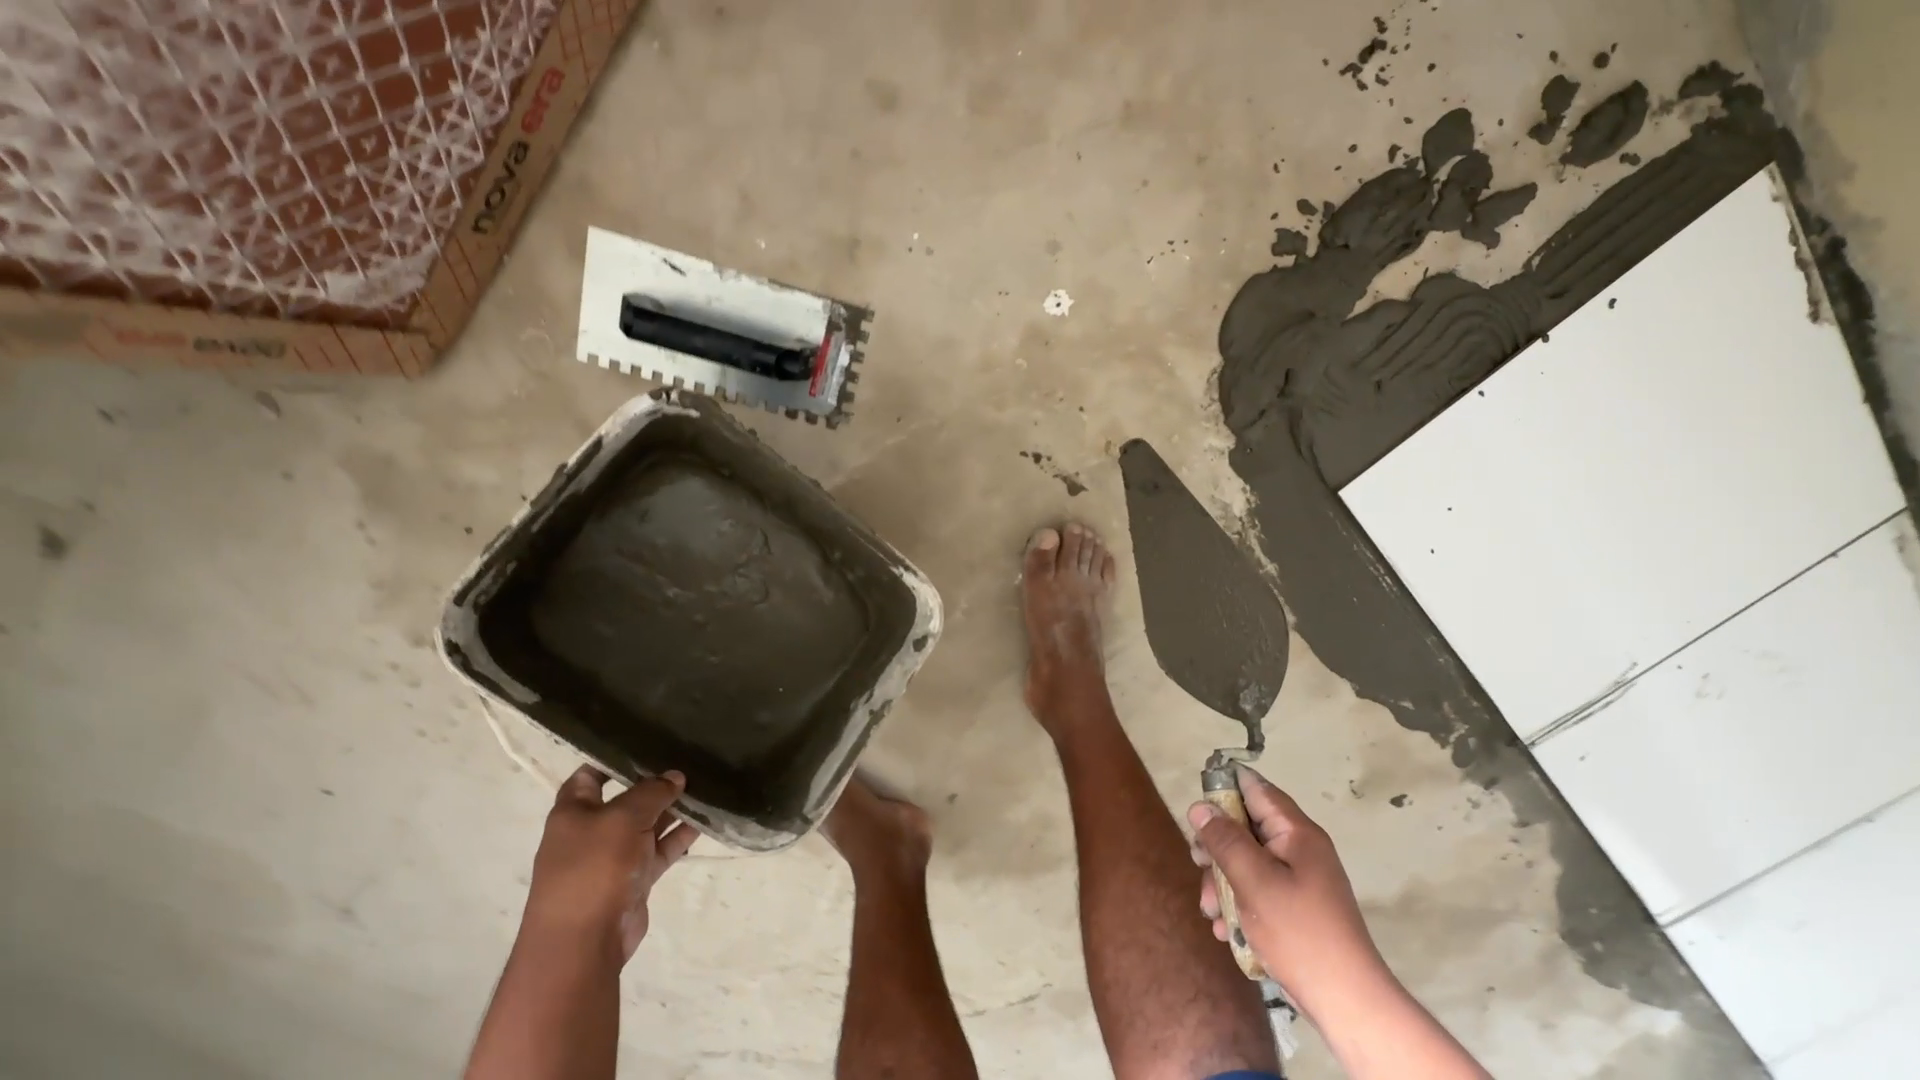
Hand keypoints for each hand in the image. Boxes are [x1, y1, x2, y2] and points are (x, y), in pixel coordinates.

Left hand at [523, 765, 697, 962]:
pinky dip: (678, 837)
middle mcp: (591, 831)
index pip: (591, 775)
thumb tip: (675, 776)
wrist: (584, 940)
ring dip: (672, 810)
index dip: (615, 759)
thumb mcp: (622, 818)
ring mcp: (613, 857)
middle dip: (654, 783)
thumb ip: (651, 793)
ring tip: (704, 786)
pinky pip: (659, 851)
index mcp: (573, 811)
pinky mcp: (634, 879)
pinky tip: (704, 822)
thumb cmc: (593, 868)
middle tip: (689, 761)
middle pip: (625, 799)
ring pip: (646, 825)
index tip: (649, 743)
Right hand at [1187, 765, 1389, 1018]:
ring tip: (1211, 913)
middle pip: (1247, 829)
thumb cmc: (1298, 932)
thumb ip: (1225, 841)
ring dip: (1223, 883)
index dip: (1224, 790)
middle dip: (1217, 848)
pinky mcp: (1295, 907)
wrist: (1344, 999)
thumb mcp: (1254, 881)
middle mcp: (1299, 850)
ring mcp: (1298, 880)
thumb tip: (1200, 807)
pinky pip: (1258, 891)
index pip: (1257, 790)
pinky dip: (1239, 906)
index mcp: (1297, 833)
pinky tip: (1226, 930)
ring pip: (1247, 863)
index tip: (1196, 810)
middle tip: (1198, 866)